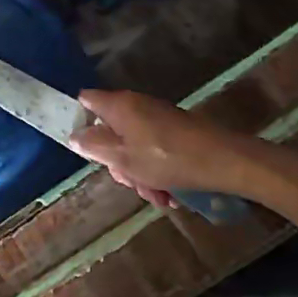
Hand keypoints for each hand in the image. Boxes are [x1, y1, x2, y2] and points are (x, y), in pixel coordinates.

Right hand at [68, 89, 261, 209]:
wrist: (224, 161)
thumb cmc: (166, 158)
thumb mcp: (122, 158)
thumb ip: (94, 146)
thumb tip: (74, 135)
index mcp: (119, 106)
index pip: (86, 101)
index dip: (79, 121)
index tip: (84, 148)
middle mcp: (136, 106)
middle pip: (110, 131)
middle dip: (117, 161)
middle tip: (129, 182)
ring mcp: (157, 118)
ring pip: (133, 146)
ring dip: (139, 173)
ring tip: (156, 195)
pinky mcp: (175, 131)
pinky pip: (154, 150)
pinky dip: (157, 171)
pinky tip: (170, 193)